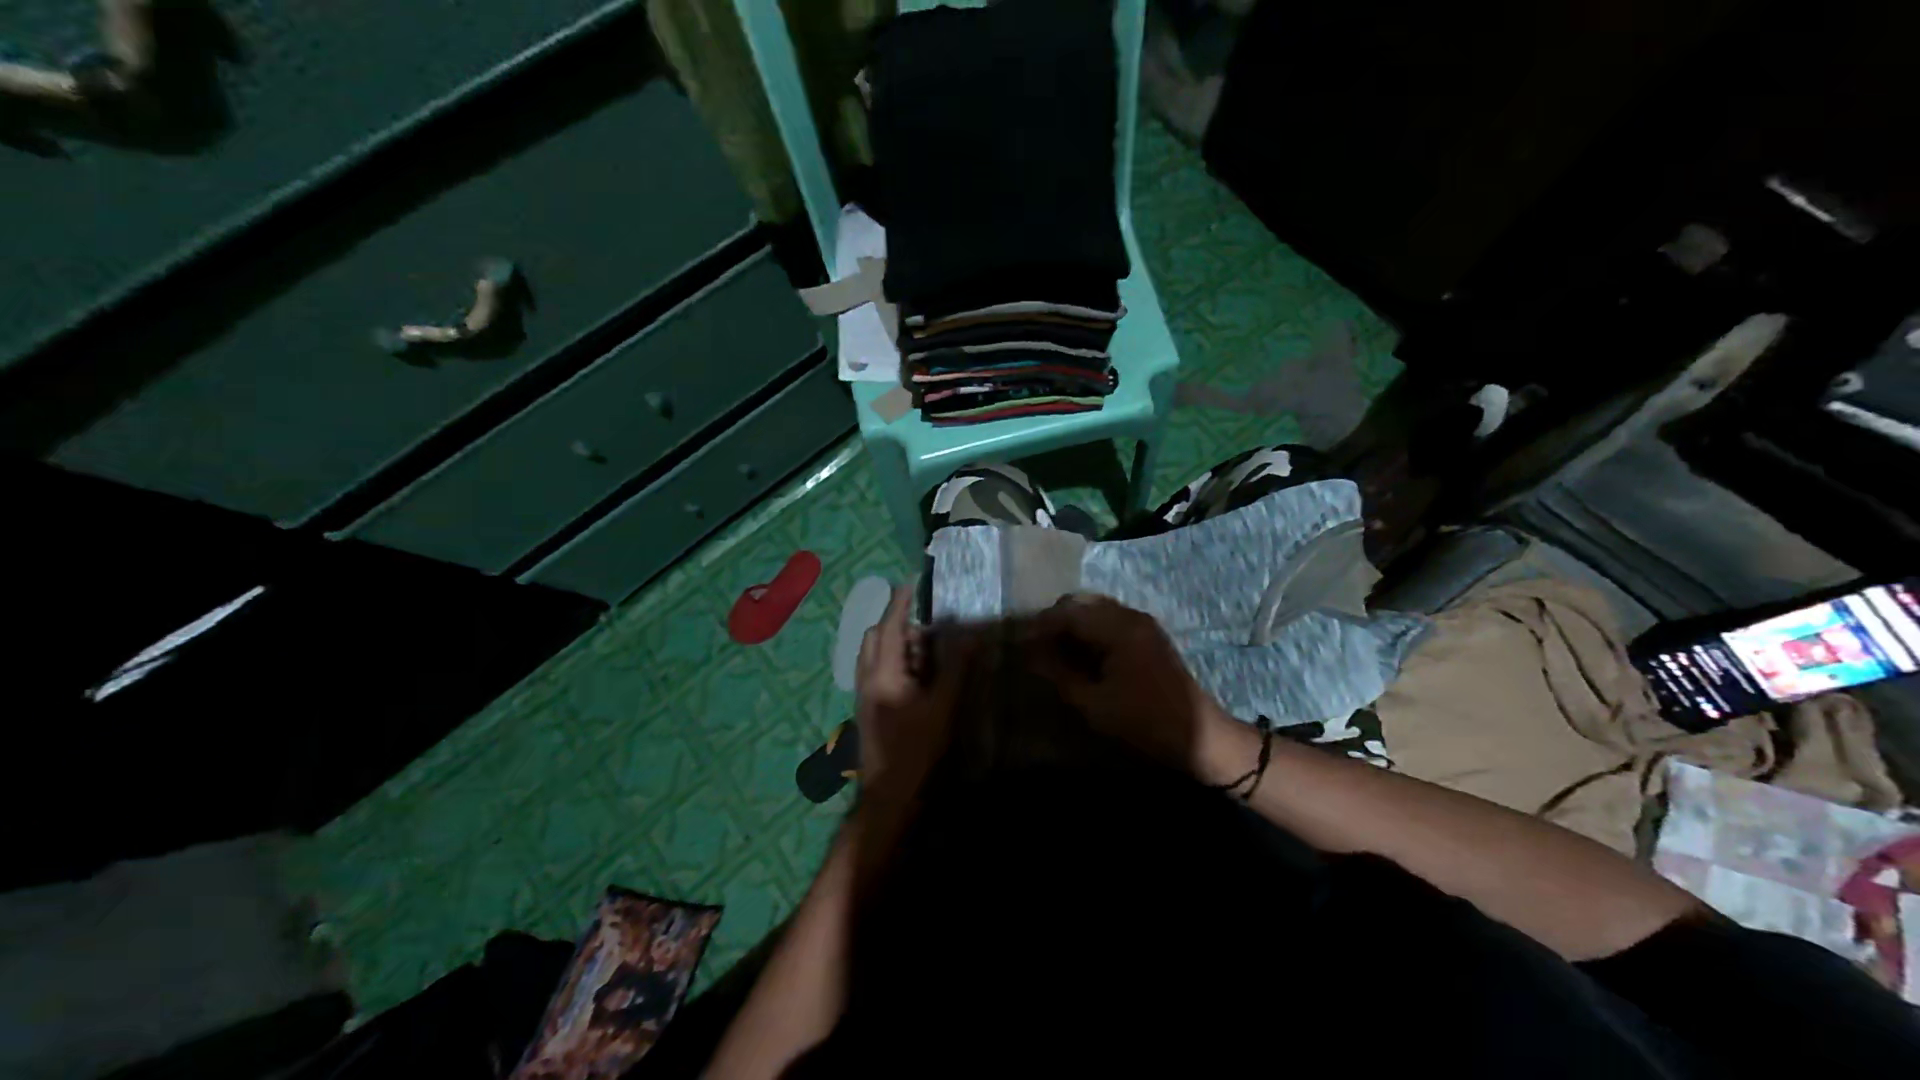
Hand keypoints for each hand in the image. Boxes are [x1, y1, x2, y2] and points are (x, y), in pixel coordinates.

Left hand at [854, 585, 970, 798]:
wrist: (888, 794)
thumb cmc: (917, 749)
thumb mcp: (942, 707)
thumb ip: (954, 668)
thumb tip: (969, 635)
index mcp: (882, 674)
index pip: (889, 626)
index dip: (900, 603)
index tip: (911, 583)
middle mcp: (866, 678)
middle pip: (875, 637)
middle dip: (898, 624)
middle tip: (928, 630)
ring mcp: (862, 693)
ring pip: (873, 654)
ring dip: (895, 644)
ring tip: (925, 653)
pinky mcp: (865, 706)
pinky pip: (875, 670)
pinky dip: (891, 660)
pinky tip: (915, 676)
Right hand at [1029, 593, 1227, 773]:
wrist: (1200, 736)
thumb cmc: (1144, 721)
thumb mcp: (1093, 703)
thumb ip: (1058, 674)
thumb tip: (1028, 654)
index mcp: (1118, 628)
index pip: (1067, 613)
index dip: (1039, 626)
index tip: (1018, 644)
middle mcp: (1130, 616)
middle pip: (1081, 603)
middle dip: (1053, 620)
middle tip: (1033, 646)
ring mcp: (1142, 623)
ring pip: (1094, 609)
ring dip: (1070, 623)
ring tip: (1051, 650)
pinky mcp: (1147, 635)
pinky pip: (1108, 619)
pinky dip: (1088, 629)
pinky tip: (1077, 652)